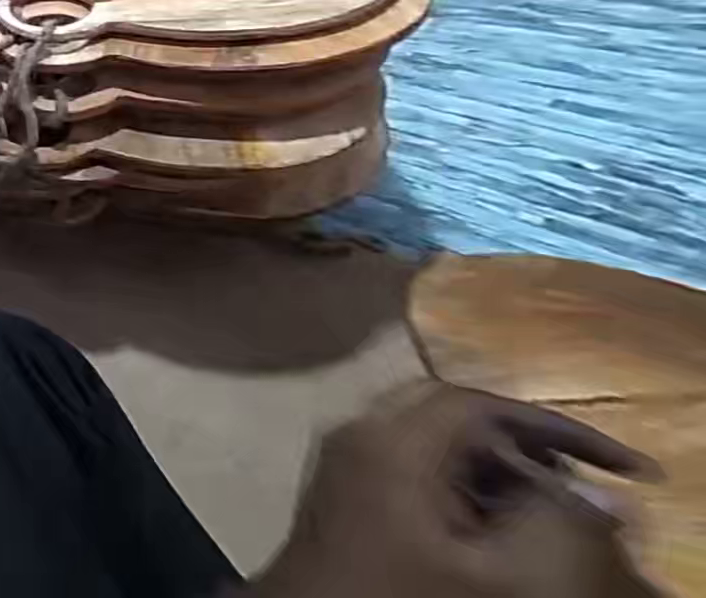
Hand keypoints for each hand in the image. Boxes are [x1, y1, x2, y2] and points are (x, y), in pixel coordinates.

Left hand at [250, 383, 660, 597]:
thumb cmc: (412, 597)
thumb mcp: (509, 579)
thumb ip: (562, 530)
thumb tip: (605, 495)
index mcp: (387, 440)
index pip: (470, 402)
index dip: (555, 426)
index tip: (636, 473)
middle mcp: (356, 432)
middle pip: (444, 410)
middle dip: (523, 442)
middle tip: (590, 491)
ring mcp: (344, 453)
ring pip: (425, 433)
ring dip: (493, 463)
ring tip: (554, 517)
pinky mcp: (344, 479)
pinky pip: (406, 458)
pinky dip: (460, 478)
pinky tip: (498, 526)